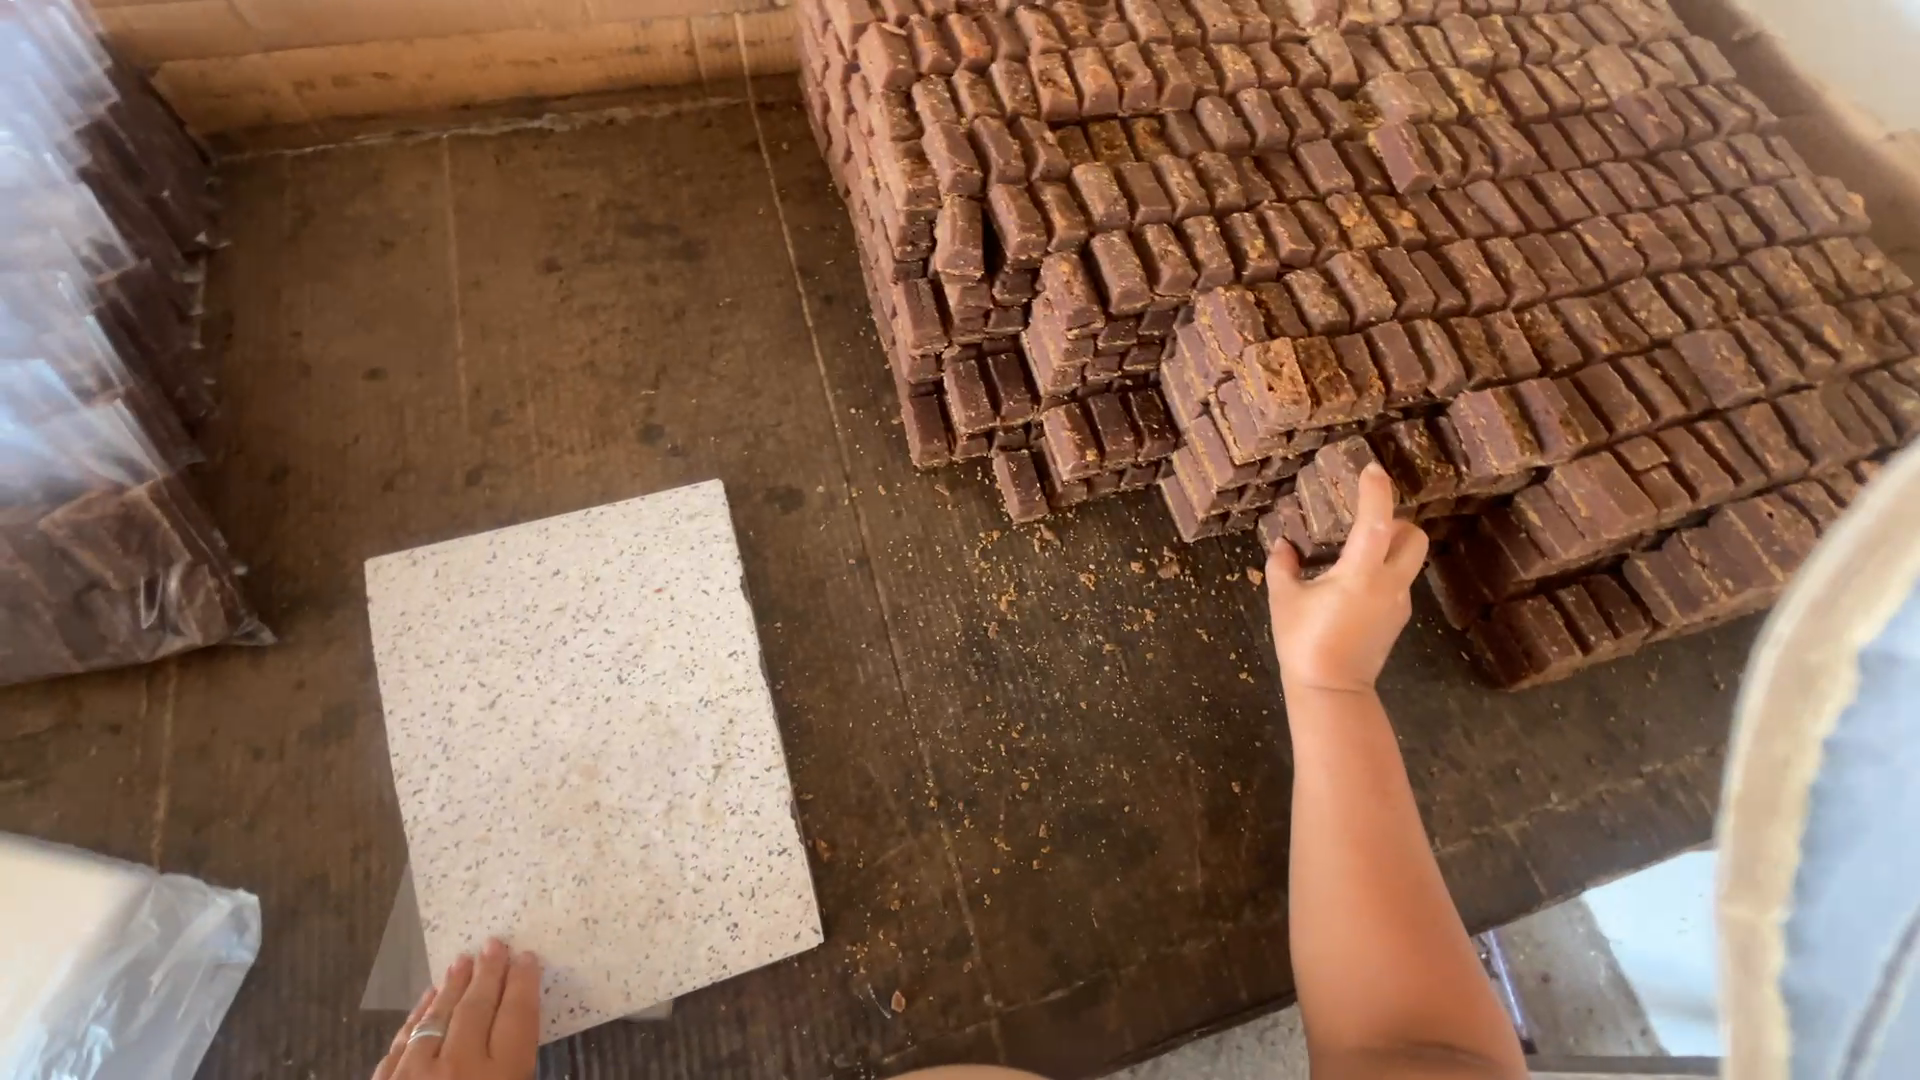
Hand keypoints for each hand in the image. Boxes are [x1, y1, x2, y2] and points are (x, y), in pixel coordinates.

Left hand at [373, 938, 540, 1079]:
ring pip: (435, 1021)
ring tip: (460, 963)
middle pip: (477, 1009)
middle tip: (493, 944)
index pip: (518, 1014)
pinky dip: (414, 1020)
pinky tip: (425, 1002)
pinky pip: (400, 1046)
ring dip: (449, 989)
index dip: (523, 981)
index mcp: (501, 1073)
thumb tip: (516, 1022)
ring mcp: (415, 1077)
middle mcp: (459, 1067)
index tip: (526, 956)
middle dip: (487, 973)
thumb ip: (515, 1061)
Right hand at [1267, 463, 1428, 695]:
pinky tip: (1350, 588)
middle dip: (1396, 522)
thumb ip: (1282, 566)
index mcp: (1359, 574)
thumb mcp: (1284, 599)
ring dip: (1390, 548)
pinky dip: (1381, 572)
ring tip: (1353, 556)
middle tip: (1366, 524)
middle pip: (1414, 537)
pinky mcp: (1397, 619)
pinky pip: (1396, 582)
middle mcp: (1388, 583)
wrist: (1330, 689)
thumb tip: (1283, 545)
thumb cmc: (1303, 640)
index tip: (1371, 469)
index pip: (1377, 523)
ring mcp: (1397, 602)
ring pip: (1409, 560)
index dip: (1376, 493)